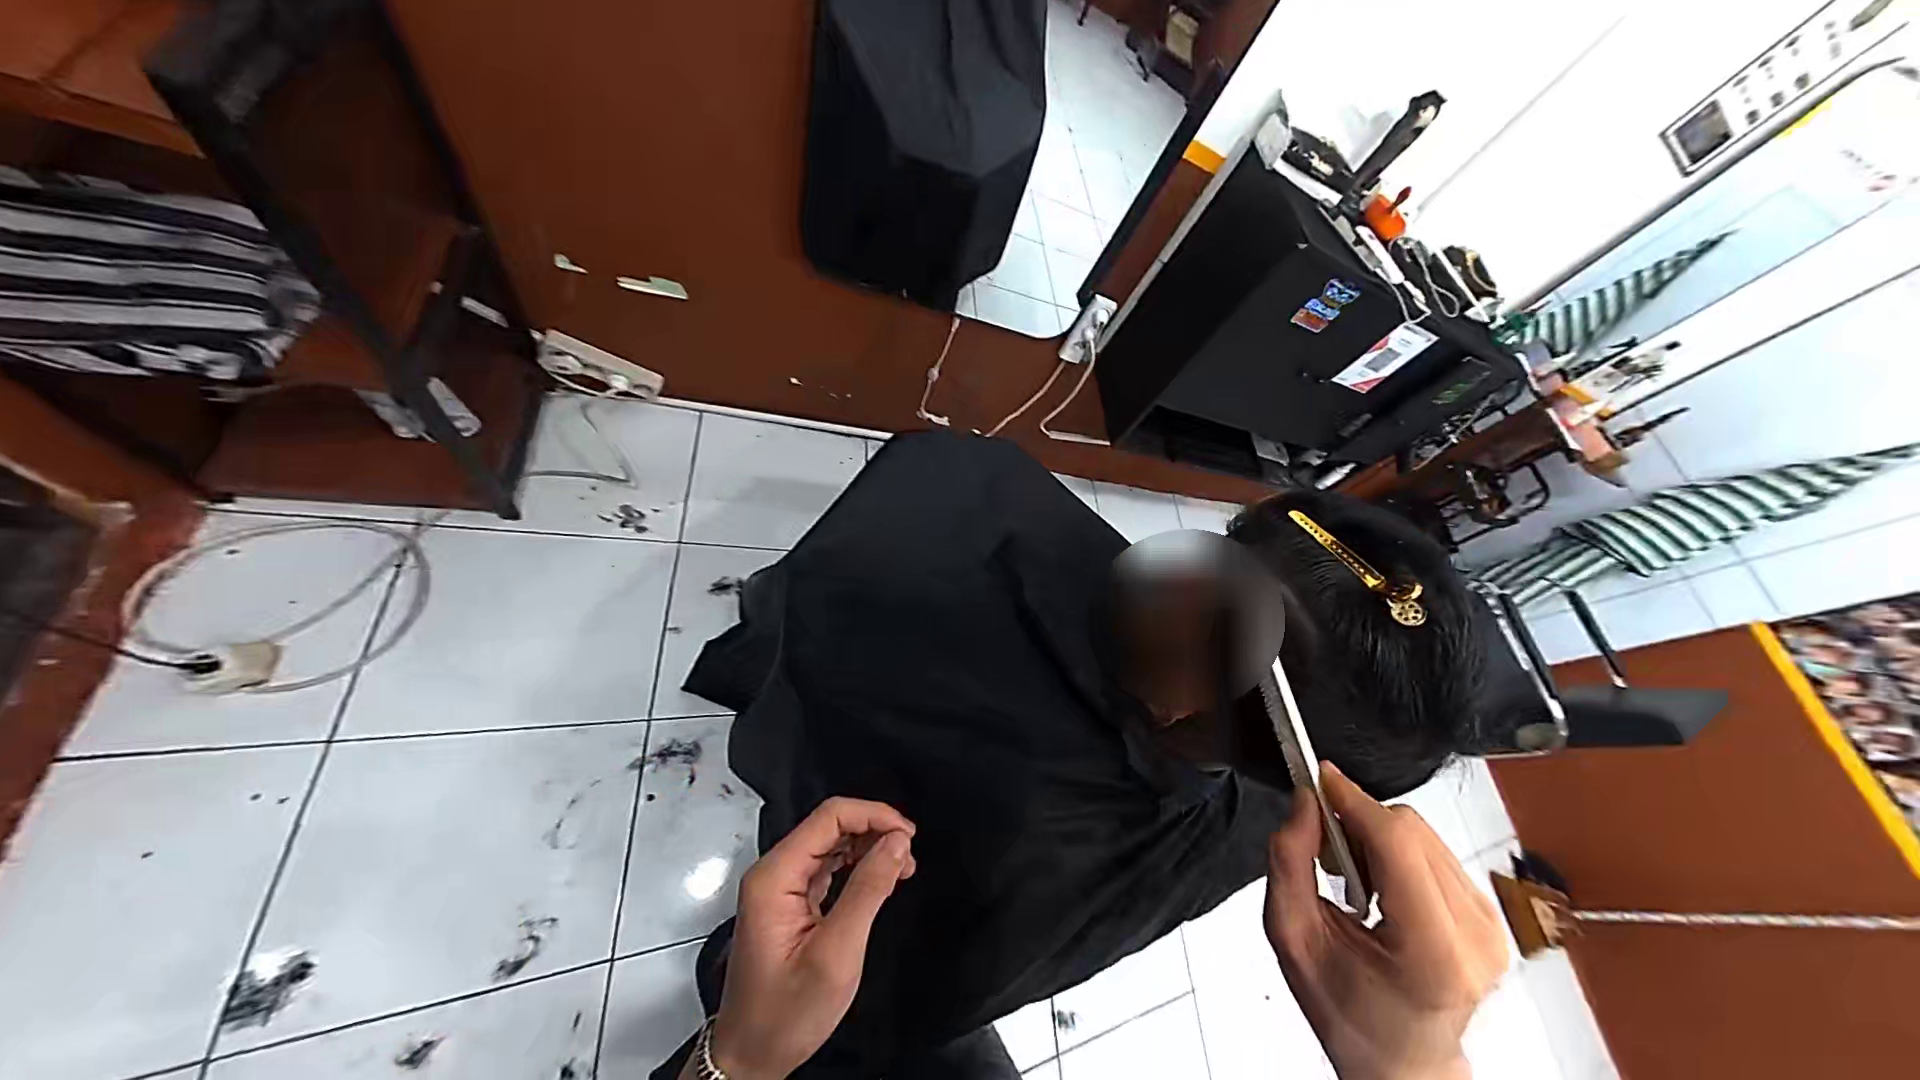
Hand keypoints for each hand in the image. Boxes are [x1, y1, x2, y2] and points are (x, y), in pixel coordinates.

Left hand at [706, 797, 917, 1079]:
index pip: (829, 816)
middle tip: (909, 855)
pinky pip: (828, 864)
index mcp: (775, 875)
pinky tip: (880, 878)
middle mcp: (774, 871)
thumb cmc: (787, 1014)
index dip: (872, 815)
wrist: (749, 1060)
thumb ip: (868, 890)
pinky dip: (858, 864)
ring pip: (832, 841)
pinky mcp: (790, 899)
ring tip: (902, 867)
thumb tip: (898, 840)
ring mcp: (780, 885)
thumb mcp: (836, 954)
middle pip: (830, 824)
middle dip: (874, 830)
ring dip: (869, 846)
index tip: (908, 835)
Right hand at [1264, 763, 1506, 1079]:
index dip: (1352, 799)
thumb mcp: (1291, 936)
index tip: (1314, 777)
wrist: (1401, 1062)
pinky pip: (1432, 849)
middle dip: (1356, 821)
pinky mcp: (1490, 917)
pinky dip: (1393, 850)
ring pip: (1421, 833)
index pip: (1396, 843)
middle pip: (1409, 830)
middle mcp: (1475, 936)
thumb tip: (1304, 801)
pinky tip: (1374, 884)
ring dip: (1373, 835)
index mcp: (1432, 953)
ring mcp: (1490, 927)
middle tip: (1321, 851)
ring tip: (1349, 877)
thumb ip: (1290, 862)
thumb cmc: (1343, 1009)